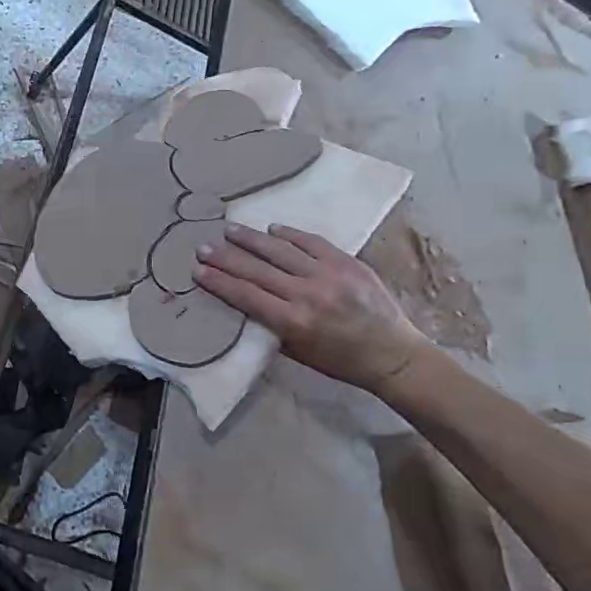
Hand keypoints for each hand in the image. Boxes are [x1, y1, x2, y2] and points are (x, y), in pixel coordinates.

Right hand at [197, 223, 434, 390]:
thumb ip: (271, 326)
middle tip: (203, 247)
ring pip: (280, 250)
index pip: (245, 295)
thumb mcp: (299, 352)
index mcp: (293, 322)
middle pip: (256, 269)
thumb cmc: (340, 361)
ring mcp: (329, 274)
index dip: (219, 281)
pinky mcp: (347, 262)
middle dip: (225, 257)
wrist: (393, 354)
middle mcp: (308, 294)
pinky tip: (271, 229)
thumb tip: (244, 300)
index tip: (197, 271)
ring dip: (250, 239)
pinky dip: (289, 234)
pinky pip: (311, 242)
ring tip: (229, 230)